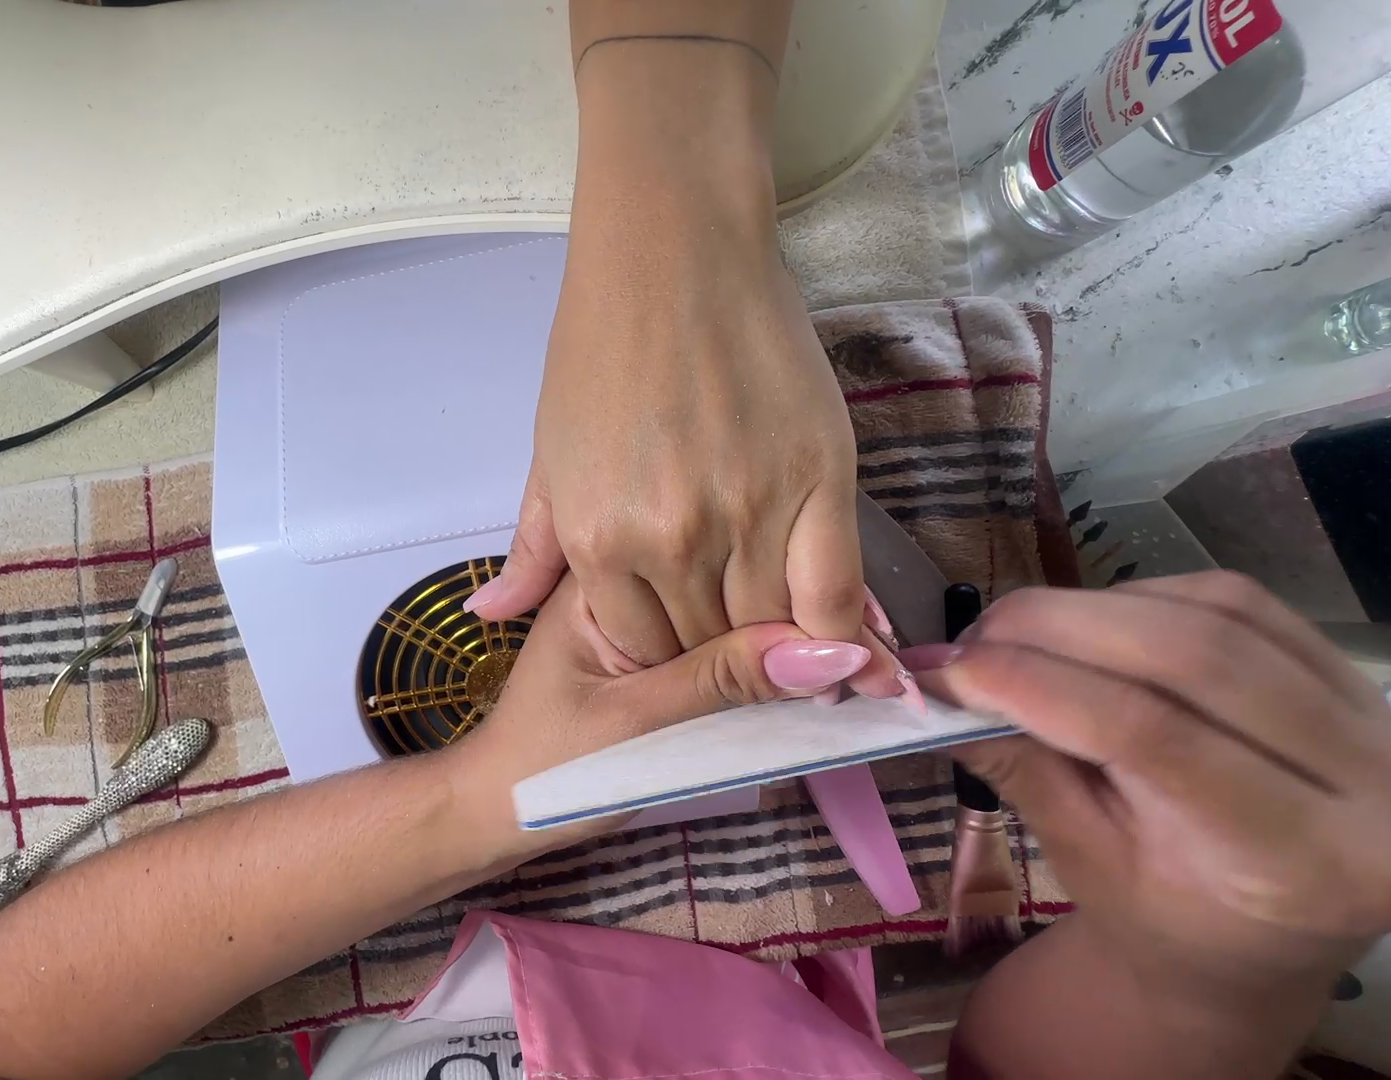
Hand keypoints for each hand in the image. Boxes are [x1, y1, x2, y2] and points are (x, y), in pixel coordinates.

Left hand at [449, 576, 873, 862]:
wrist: (495, 806)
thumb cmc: (544, 766)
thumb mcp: (630, 724)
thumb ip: (720, 685)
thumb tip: (828, 659)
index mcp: (605, 577)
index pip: (713, 570)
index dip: (794, 605)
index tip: (871, 643)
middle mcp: (631, 583)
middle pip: (735, 588)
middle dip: (815, 622)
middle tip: (896, 668)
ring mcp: (648, 617)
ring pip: (740, 615)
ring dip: (806, 641)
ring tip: (883, 671)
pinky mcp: (661, 654)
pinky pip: (726, 649)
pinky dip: (774, 664)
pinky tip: (831, 666)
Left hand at [464, 24, 896, 699]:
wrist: (671, 256)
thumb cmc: (596, 355)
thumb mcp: (547, 459)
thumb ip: (529, 553)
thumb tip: (485, 618)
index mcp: (597, 541)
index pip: (642, 650)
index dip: (665, 660)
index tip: (684, 654)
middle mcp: (671, 542)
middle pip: (704, 648)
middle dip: (716, 659)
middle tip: (736, 654)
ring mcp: (750, 513)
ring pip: (770, 630)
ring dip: (775, 649)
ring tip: (787, 654)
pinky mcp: (821, 479)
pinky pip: (837, 593)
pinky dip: (840, 633)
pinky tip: (846, 652)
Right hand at [921, 572, 1390, 995]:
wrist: (1250, 928)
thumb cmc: (1156, 910)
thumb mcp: (1077, 855)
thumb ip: (1015, 764)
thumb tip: (936, 687)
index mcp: (1306, 863)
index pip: (1153, 735)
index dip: (1033, 685)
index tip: (945, 672)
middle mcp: (1380, 786)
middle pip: (1193, 653)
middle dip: (1052, 628)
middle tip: (967, 642)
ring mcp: (1377, 720)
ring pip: (1213, 611)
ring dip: (1084, 607)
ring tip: (1009, 634)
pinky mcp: (1348, 673)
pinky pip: (1230, 601)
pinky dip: (1132, 598)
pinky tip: (1082, 627)